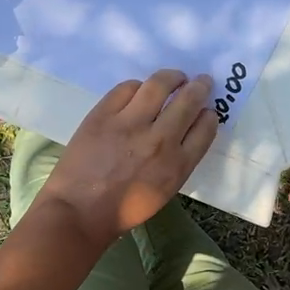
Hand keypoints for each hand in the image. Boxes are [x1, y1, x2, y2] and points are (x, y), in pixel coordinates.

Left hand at [40, 70, 219, 244]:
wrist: (80, 212)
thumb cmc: (124, 210)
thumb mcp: (164, 191)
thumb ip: (178, 162)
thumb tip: (183, 134)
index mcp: (178, 165)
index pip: (205, 128)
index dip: (209, 115)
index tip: (207, 111)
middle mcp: (160, 139)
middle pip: (189, 101)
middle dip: (200, 88)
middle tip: (202, 82)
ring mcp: (130, 124)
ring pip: (160, 85)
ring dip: (173, 76)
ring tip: (175, 77)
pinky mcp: (103, 114)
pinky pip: (127, 88)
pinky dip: (138, 86)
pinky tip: (140, 90)